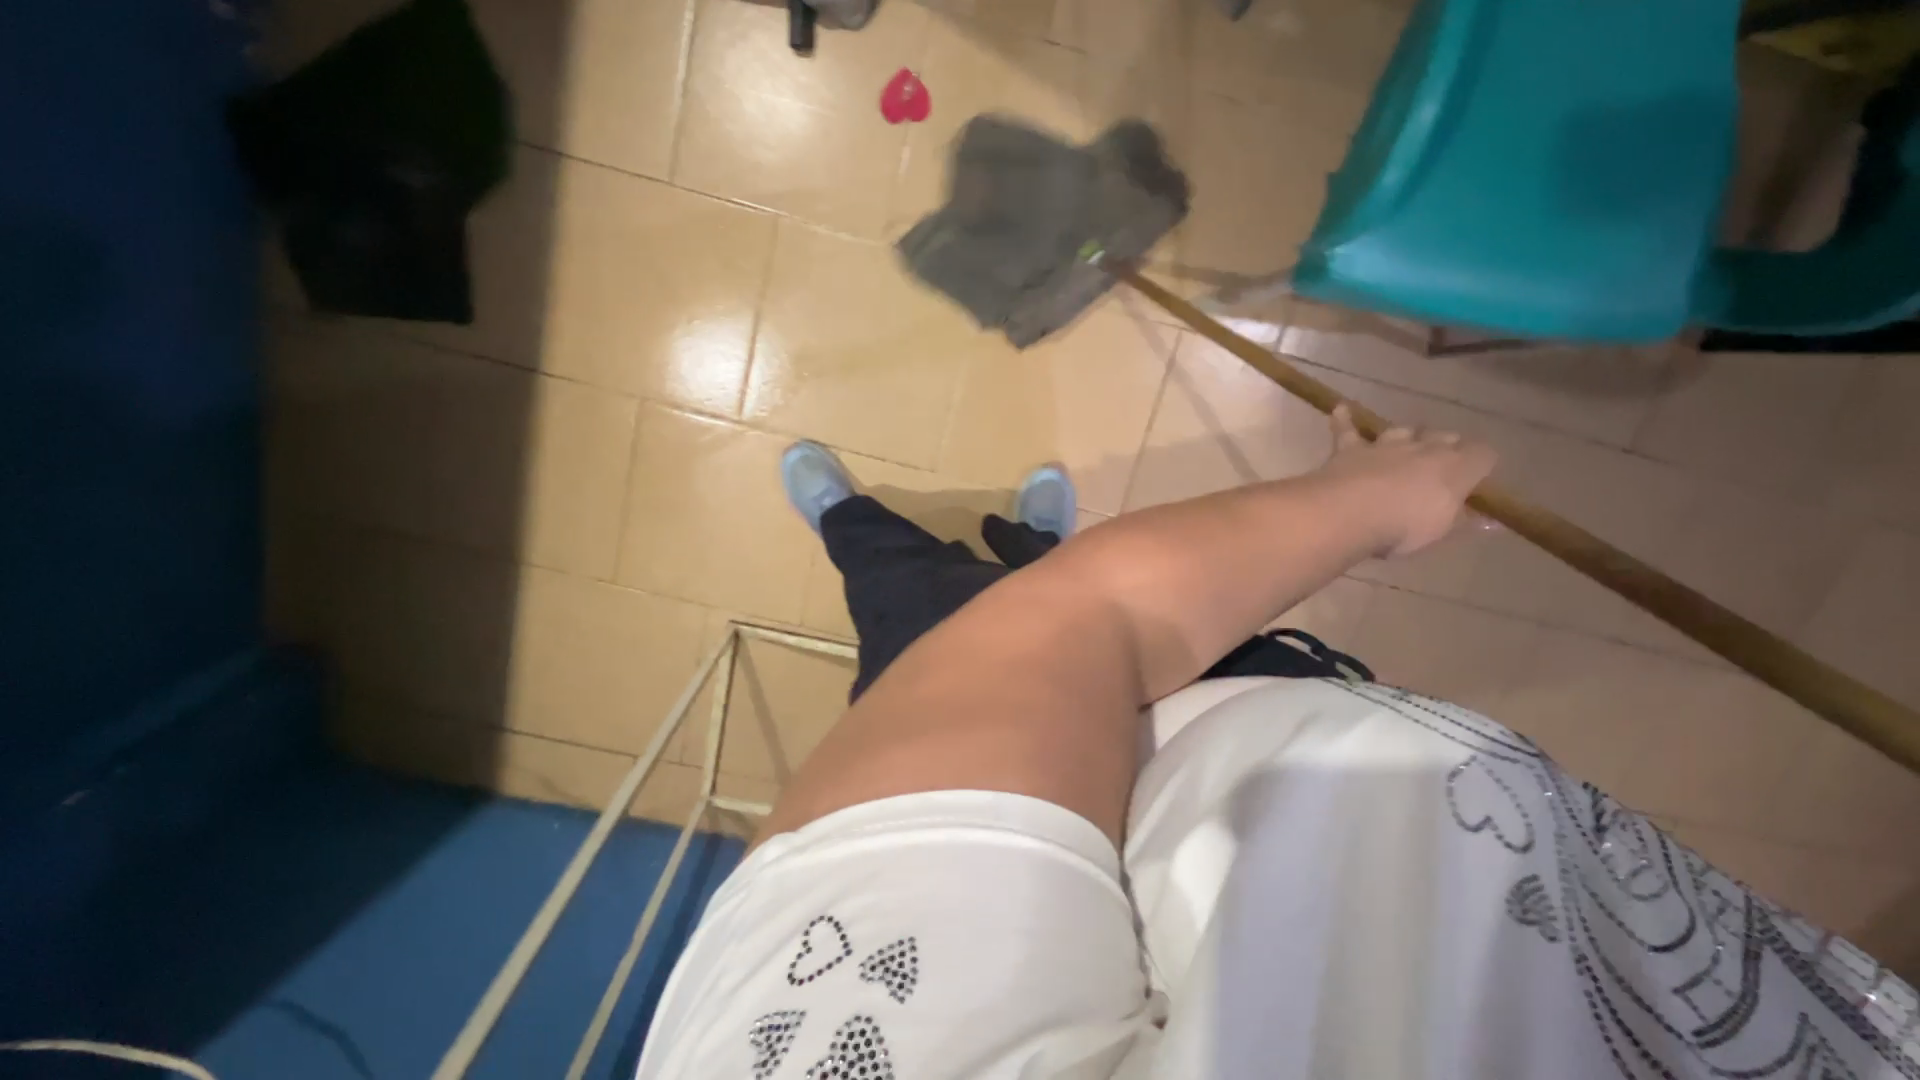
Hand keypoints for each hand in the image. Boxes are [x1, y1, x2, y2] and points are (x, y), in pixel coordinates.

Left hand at [1318, 404, 1496, 557]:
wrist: (1348, 511)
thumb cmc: (1402, 527)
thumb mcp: (1440, 531)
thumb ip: (1462, 522)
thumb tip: (1486, 522)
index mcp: (1455, 467)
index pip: (1483, 455)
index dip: (1482, 463)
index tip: (1479, 475)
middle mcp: (1423, 448)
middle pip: (1443, 438)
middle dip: (1446, 446)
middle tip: (1443, 460)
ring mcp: (1385, 446)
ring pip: (1403, 430)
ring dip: (1407, 435)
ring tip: (1409, 440)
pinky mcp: (1350, 449)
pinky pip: (1347, 430)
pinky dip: (1344, 420)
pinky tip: (1341, 409)